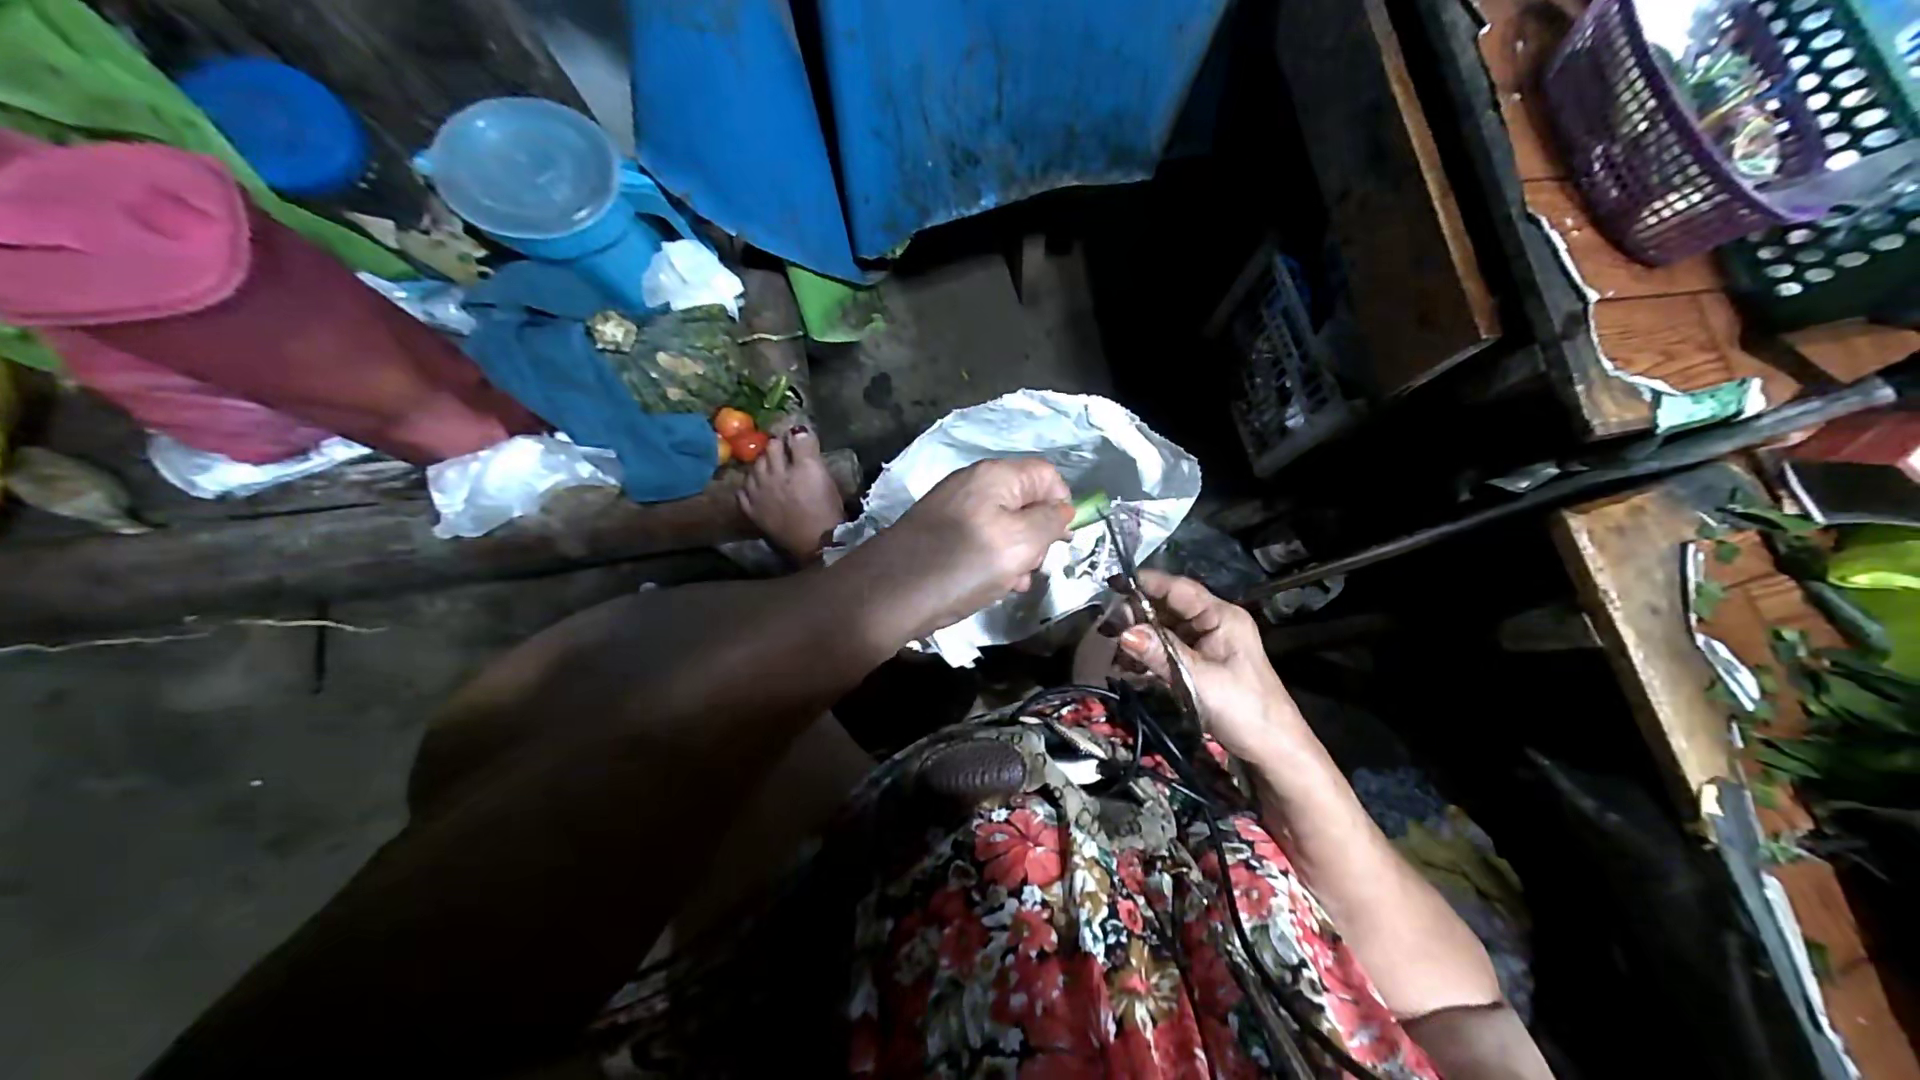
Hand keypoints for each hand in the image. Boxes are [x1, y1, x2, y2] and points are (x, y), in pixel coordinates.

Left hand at [845, 458, 1074, 644]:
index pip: (1047, 475)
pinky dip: (991, 560)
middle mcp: (973, 484)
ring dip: (1016, 554)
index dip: (1062, 504)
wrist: (889, 594)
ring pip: (1004, 525)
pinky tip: (989, 585)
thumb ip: (1050, 521)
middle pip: (1025, 501)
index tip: (1062, 541)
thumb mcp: (1021, 542)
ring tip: (1011, 583)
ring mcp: (952, 508)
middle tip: (1031, 566)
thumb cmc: (962, 566)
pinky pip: (979, 539)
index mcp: (995, 475)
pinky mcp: (938, 533)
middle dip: (1038, 535)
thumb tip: (1062, 509)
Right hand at [1116, 569, 1312, 768]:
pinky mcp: (1199, 665)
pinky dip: (1147, 654)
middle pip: (1168, 607)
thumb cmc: (1244, 709)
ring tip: (1111, 646)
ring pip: (1164, 629)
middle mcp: (1213, 623)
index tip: (1113, 585)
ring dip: (1139, 636)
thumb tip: (1122, 632)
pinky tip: (1127, 664)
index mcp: (1222, 617)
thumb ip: (1159, 653)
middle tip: (1107, 626)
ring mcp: (1206, 644)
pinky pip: (1167, 649)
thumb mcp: (1198, 679)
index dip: (1146, 584)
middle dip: (1137, 613)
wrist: (1274, 751)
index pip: (1178, 588)